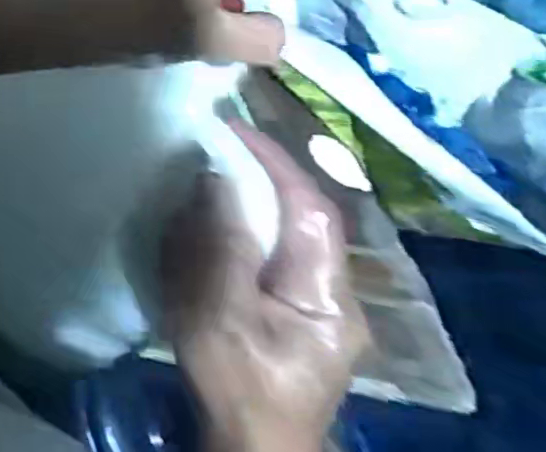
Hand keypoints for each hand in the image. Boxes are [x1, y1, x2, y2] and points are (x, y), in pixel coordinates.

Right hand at [161, 123, 369, 451]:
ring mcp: (322, 306)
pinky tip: (215, 222)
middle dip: (263, 174)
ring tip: (209, 173)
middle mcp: (337, 294)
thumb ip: (223, 241)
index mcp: (326, 294)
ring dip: (253, 197)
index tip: (233, 126)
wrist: (253, 443)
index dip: (276, 161)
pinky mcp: (300, 313)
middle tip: (215, 142)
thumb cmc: (235, 375)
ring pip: (291, 232)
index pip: (311, 208)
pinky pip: (275, 251)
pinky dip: (246, 225)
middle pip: (306, 217)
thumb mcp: (219, 308)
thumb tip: (219, 176)